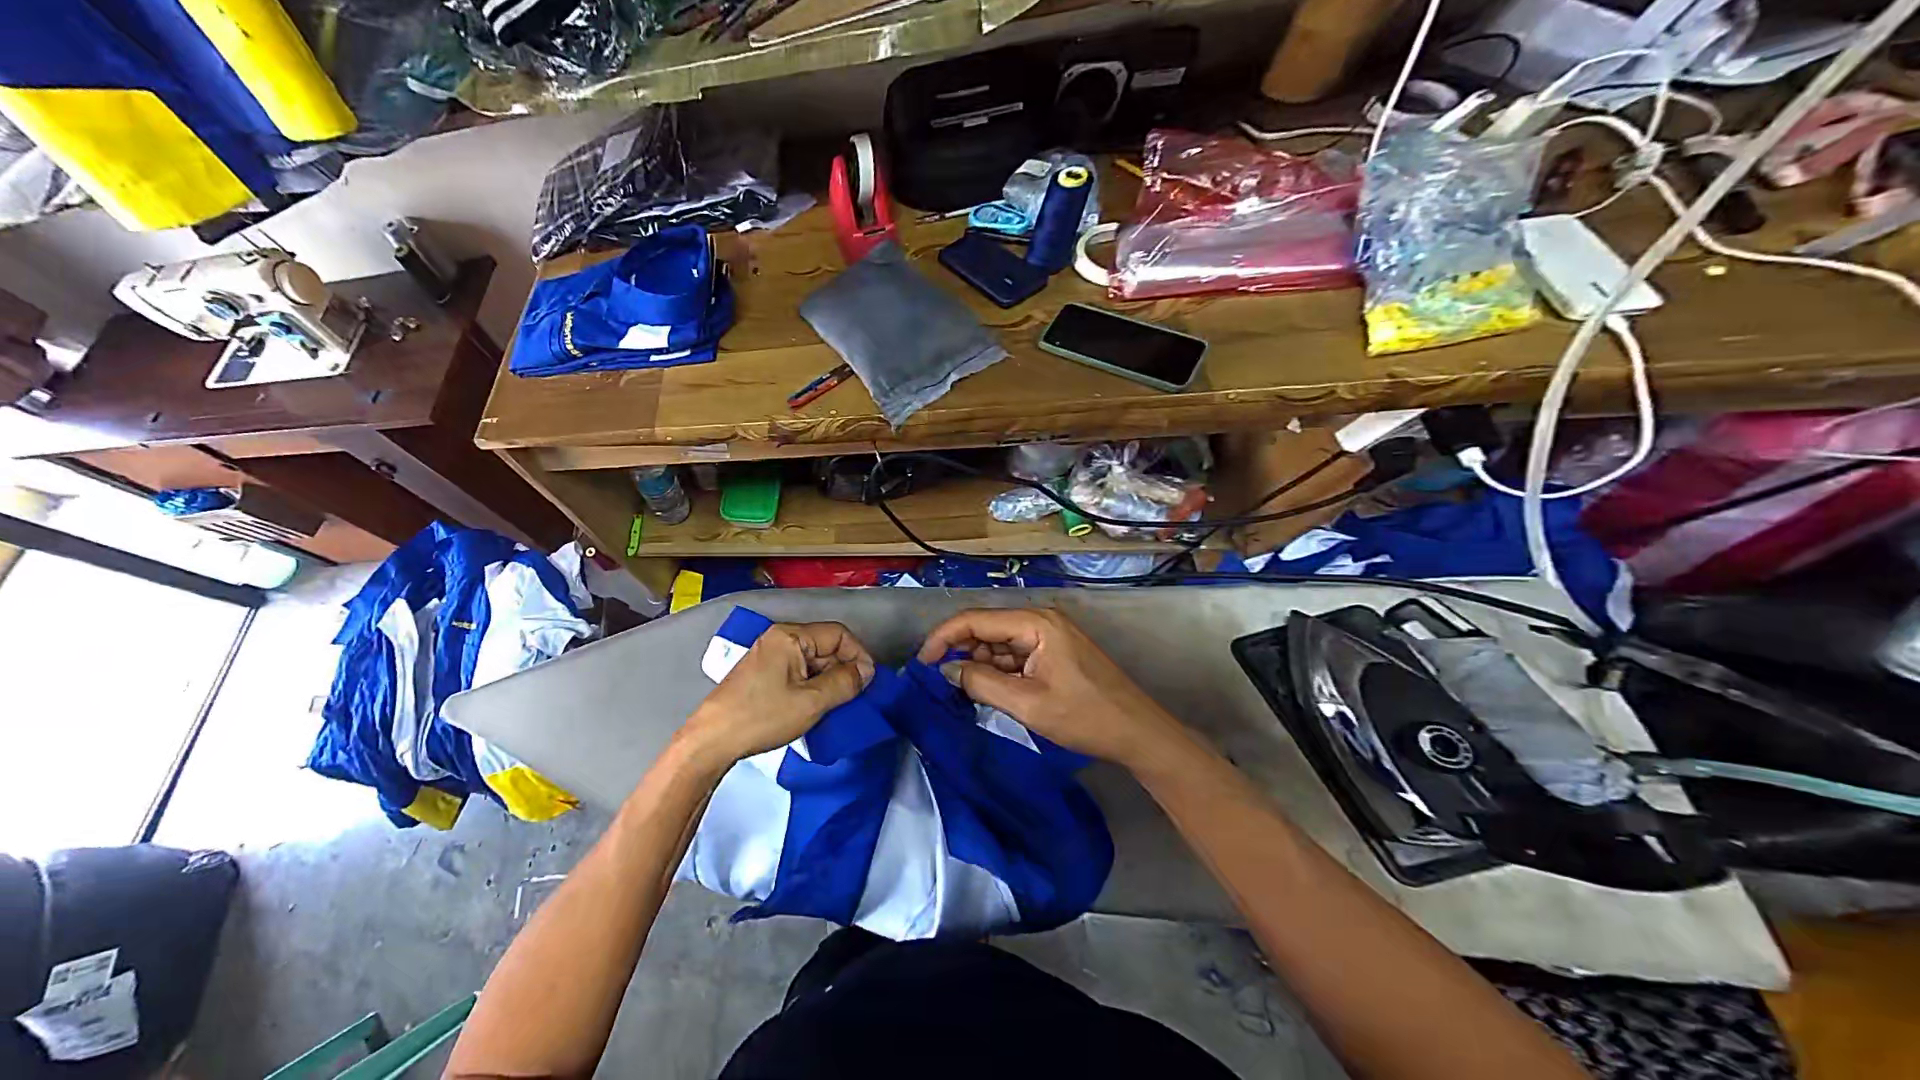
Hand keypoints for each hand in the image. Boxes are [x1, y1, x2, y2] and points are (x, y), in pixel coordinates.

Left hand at [678, 622, 874, 771]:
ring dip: (828, 680)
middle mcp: (779, 638)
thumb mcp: (812, 701)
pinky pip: (798, 671)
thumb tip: (866, 672)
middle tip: (853, 697)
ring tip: (835, 706)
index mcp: (790, 636)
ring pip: (813, 660)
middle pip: (825, 646)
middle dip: (843, 669)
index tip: (868, 682)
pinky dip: (812, 685)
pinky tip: (815, 706)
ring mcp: (768, 655)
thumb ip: (845, 682)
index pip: (838, 634)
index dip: (858, 655)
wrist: (712, 740)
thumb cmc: (761, 717)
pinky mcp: (762, 673)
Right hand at [917, 608, 1182, 766]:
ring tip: (964, 694)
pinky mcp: (1055, 652)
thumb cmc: (1085, 716)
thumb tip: (945, 671)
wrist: (1137, 733)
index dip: (943, 639)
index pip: (975, 619)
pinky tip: (990, 692)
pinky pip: (1016, 655)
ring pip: (999, 643)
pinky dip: (999, 672)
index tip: (921, 665)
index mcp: (1036, 623)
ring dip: (980, 665)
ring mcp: (1050, 636)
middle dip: (961, 653)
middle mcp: (1041, 620)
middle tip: (941, 685)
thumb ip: (981, 683)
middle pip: (986, 628)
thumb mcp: (1027, 703)